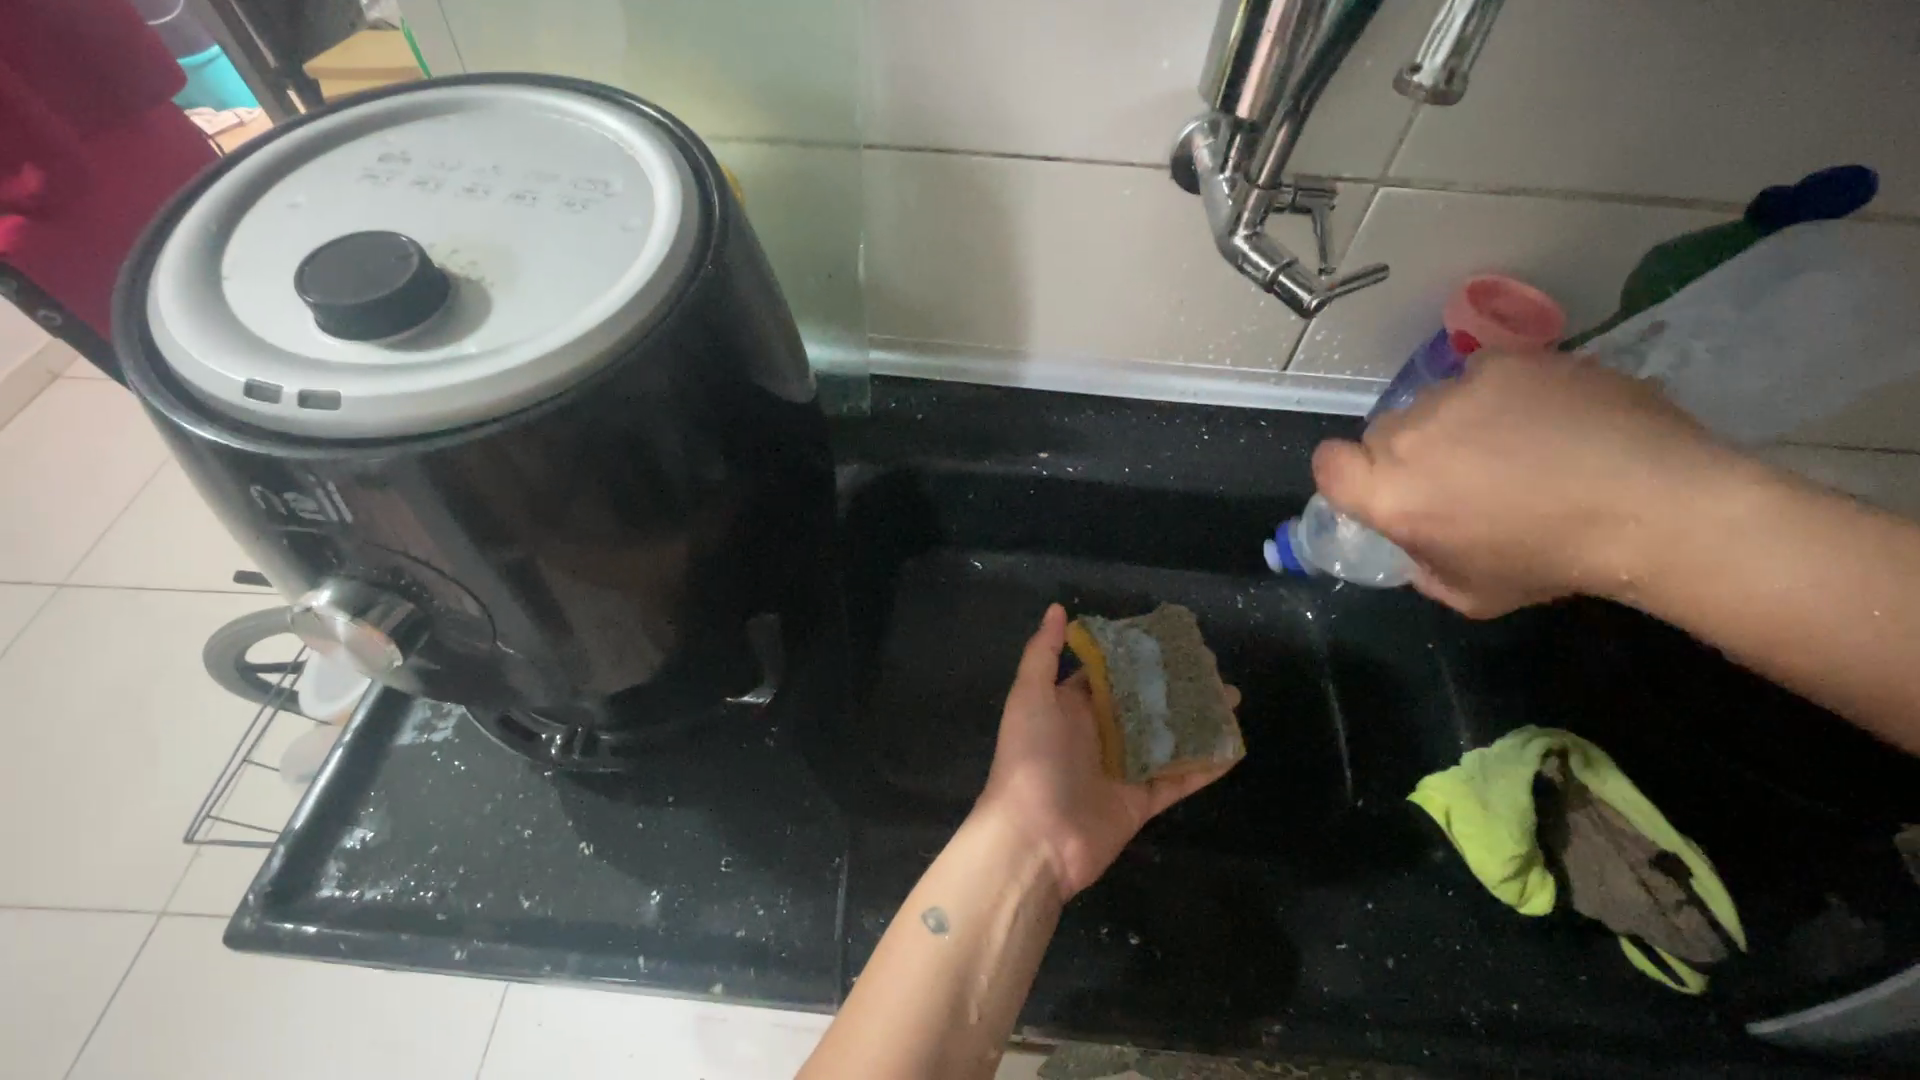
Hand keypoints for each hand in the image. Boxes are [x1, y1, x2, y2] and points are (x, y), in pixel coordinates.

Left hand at [975, 604, 1238, 900]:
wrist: (1035, 839)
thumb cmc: (1031, 759)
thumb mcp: (1030, 696)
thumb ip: (1042, 653)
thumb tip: (1056, 608)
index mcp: (1072, 706)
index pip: (1110, 672)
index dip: (1138, 654)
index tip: (1173, 636)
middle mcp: (1099, 733)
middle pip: (1145, 702)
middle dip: (1176, 683)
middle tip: (1213, 665)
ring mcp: (1123, 769)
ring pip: (1167, 737)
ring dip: (1198, 717)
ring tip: (1234, 696)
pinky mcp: (1142, 801)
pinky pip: (1179, 779)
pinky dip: (1206, 764)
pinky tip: (1235, 745)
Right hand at [1312, 352, 1751, 617]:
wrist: (1658, 506)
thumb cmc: (1555, 561)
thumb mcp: (1468, 593)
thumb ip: (1420, 563)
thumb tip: (1415, 540)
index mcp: (1392, 496)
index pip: (1327, 465)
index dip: (1347, 475)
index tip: (1381, 487)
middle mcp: (1411, 435)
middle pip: (1382, 434)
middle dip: (1409, 453)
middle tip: (1464, 474)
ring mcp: (1459, 392)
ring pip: (1433, 403)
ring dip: (1457, 423)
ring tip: (1519, 443)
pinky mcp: (1507, 361)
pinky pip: (1482, 376)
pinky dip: (1501, 395)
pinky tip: (1546, 417)